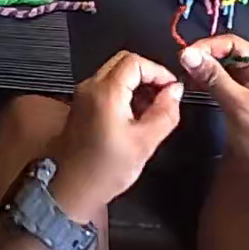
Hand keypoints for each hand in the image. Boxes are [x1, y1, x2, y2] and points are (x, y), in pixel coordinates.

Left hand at [48, 51, 184, 215]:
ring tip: (153, 108)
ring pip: (115, 71)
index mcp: (106, 92)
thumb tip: (175, 90)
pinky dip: (124, 90)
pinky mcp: (82, 103)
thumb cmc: (107, 169)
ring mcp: (83, 93)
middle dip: (148, 74)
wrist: (72, 188)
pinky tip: (136, 114)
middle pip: (124, 61)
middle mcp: (91, 86)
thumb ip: (165, 112)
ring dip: (137, 82)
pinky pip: (106, 84)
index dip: (158, 71)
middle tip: (165, 95)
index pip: (135, 61)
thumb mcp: (145, 143)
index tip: (173, 89)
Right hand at [180, 35, 248, 200]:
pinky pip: (229, 85)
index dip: (208, 47)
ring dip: (207, 72)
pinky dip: (212, 84)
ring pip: (227, 71)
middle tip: (183, 69)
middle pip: (230, 55)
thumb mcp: (239, 107)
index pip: (234, 44)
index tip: (184, 56)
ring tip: (188, 79)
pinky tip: (199, 89)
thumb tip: (188, 54)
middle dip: (206, 59)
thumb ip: (213, 78)